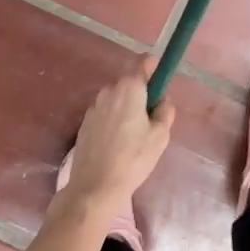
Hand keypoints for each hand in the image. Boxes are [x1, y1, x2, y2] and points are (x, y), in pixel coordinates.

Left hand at [63, 58, 174, 211]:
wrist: (95, 188)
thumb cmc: (133, 159)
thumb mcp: (160, 136)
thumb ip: (165, 111)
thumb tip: (162, 101)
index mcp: (129, 89)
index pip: (144, 62)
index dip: (155, 68)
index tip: (161, 83)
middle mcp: (109, 91)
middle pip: (130, 83)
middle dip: (142, 95)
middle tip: (151, 121)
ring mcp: (94, 107)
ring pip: (117, 100)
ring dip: (127, 109)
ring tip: (133, 138)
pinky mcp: (84, 124)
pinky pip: (105, 114)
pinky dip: (113, 121)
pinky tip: (116, 145)